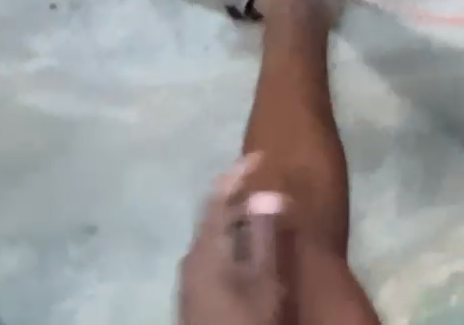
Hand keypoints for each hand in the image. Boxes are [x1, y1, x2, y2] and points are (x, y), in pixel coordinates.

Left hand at [179, 156, 292, 324]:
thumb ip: (265, 234)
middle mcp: (190, 260)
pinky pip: (213, 257)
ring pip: (215, 238)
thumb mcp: (265, 281)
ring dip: (240, 225)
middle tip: (274, 194)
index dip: (238, 171)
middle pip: (215, 216)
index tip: (261, 155)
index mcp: (204, 249)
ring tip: (269, 224)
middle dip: (244, 200)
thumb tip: (267, 191)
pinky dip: (234, 246)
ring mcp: (189, 282)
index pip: (217, 195)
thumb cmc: (247, 323)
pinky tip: (254, 257)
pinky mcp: (194, 300)